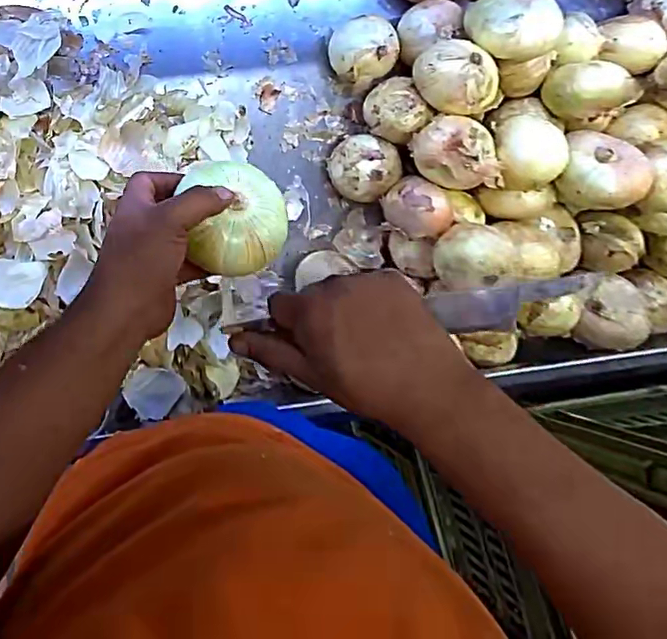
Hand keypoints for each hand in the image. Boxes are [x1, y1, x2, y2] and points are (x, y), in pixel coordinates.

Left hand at [72, 171, 234, 343]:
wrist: (125, 312)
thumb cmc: (141, 258)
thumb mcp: (169, 220)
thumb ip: (198, 202)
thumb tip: (227, 192)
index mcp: (134, 206)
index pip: (149, 180)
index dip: (172, 179)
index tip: (200, 184)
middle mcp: (141, 226)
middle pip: (169, 207)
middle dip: (195, 206)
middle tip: (221, 207)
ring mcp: (152, 252)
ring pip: (182, 236)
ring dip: (204, 233)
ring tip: (229, 229)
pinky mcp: (164, 275)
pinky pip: (189, 262)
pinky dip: (206, 261)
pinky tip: (227, 260)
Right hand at [232, 270, 481, 435]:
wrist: (431, 388)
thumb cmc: (366, 388)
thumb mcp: (313, 376)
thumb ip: (271, 352)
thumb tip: (235, 339)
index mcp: (307, 309)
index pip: (279, 305)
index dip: (289, 326)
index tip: (308, 345)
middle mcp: (331, 283)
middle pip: (311, 295)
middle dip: (318, 315)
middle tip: (341, 347)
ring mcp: (364, 277)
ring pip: (340, 288)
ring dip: (345, 305)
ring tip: (369, 337)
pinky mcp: (392, 277)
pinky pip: (370, 283)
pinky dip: (373, 299)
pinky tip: (388, 324)